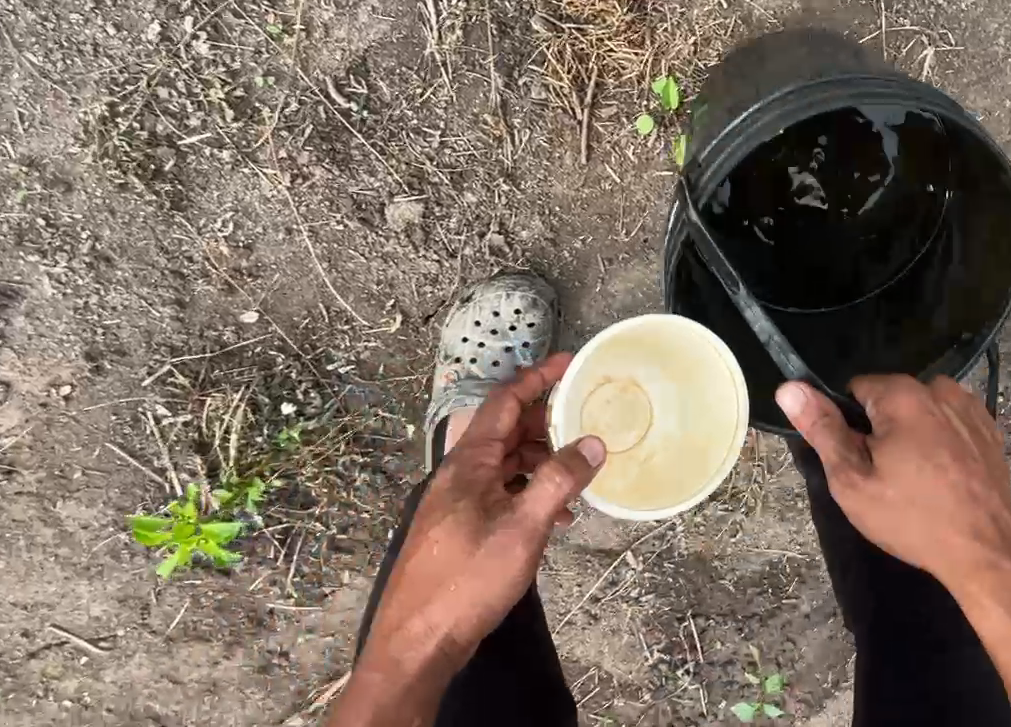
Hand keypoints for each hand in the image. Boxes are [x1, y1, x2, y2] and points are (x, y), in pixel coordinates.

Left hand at [362, 355, 605, 672]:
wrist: (416, 648)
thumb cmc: (466, 581)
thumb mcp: (522, 528)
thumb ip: (559, 481)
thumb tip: (593, 441)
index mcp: (469, 464)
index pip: (504, 402)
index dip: (537, 377)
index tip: (571, 362)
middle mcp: (461, 476)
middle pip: (508, 429)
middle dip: (548, 419)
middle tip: (588, 417)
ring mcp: (460, 504)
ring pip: (508, 462)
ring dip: (544, 458)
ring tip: (580, 468)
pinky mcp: (464, 530)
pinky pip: (504, 491)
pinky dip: (533, 490)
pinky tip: (558, 516)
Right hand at [777, 374, 1010, 593]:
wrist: (983, 549)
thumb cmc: (911, 516)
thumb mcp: (852, 480)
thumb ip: (822, 429)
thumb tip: (789, 388)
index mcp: (900, 393)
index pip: (855, 390)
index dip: (849, 425)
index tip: (859, 460)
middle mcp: (938, 387)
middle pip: (891, 399)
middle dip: (882, 429)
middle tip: (886, 477)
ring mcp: (969, 406)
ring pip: (922, 410)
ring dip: (914, 433)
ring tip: (917, 480)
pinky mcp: (989, 428)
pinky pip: (951, 423)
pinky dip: (943, 441)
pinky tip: (944, 477)